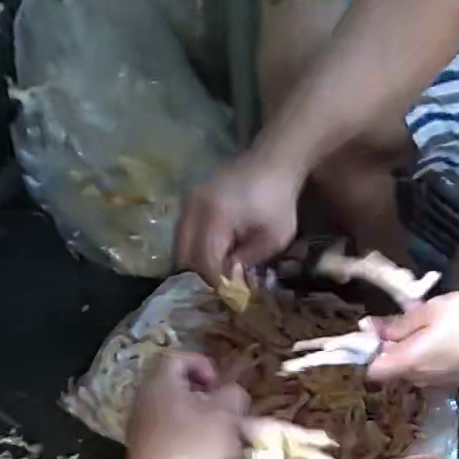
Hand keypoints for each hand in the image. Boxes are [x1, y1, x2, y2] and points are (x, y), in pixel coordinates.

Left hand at [123, 352, 251, 458]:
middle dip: (209, 396)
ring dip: (205, 419)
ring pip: (178, 411)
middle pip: (178, 385)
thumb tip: (231, 394)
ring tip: (227, 437)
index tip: (224, 388)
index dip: (206, 365)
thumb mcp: (228, 416)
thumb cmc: (198, 452)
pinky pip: (174, 434)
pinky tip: (211, 458)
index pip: (179, 357)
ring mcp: (143, 429)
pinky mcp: (148, 453)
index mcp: (159, 385)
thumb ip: (233, 395)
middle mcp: (144, 402)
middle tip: (231, 413)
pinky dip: (195, 439)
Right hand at [175, 153, 302, 286]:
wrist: (272, 163)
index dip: (214, 281)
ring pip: (180, 242)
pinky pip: (184, 231)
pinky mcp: (191, 200)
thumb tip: (231, 278)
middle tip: (220, 288)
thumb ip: (249, 259)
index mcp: (214, 216)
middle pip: (183, 253)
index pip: (204, 259)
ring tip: (218, 274)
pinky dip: (196, 247)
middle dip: (200, 274)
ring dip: (196, 262)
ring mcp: (188, 201)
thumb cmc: (278, 202)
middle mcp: (193, 207)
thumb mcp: (273, 238)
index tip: (228, 295)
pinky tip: (215, 256)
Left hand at [364, 292, 458, 386]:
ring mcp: (438, 384)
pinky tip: (446, 342)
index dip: (370, 351)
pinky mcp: (454, 383)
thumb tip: (370, 329)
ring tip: (430, 330)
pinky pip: (430, 373)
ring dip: (413, 354)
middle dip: (393, 349)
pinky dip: (430, 359)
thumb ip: (399, 323)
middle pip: (393, 370)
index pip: (372, 370)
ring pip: (412, 372)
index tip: (378, 332)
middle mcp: (420, 380)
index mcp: (409, 362)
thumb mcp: (431, 310)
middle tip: (407, 322)